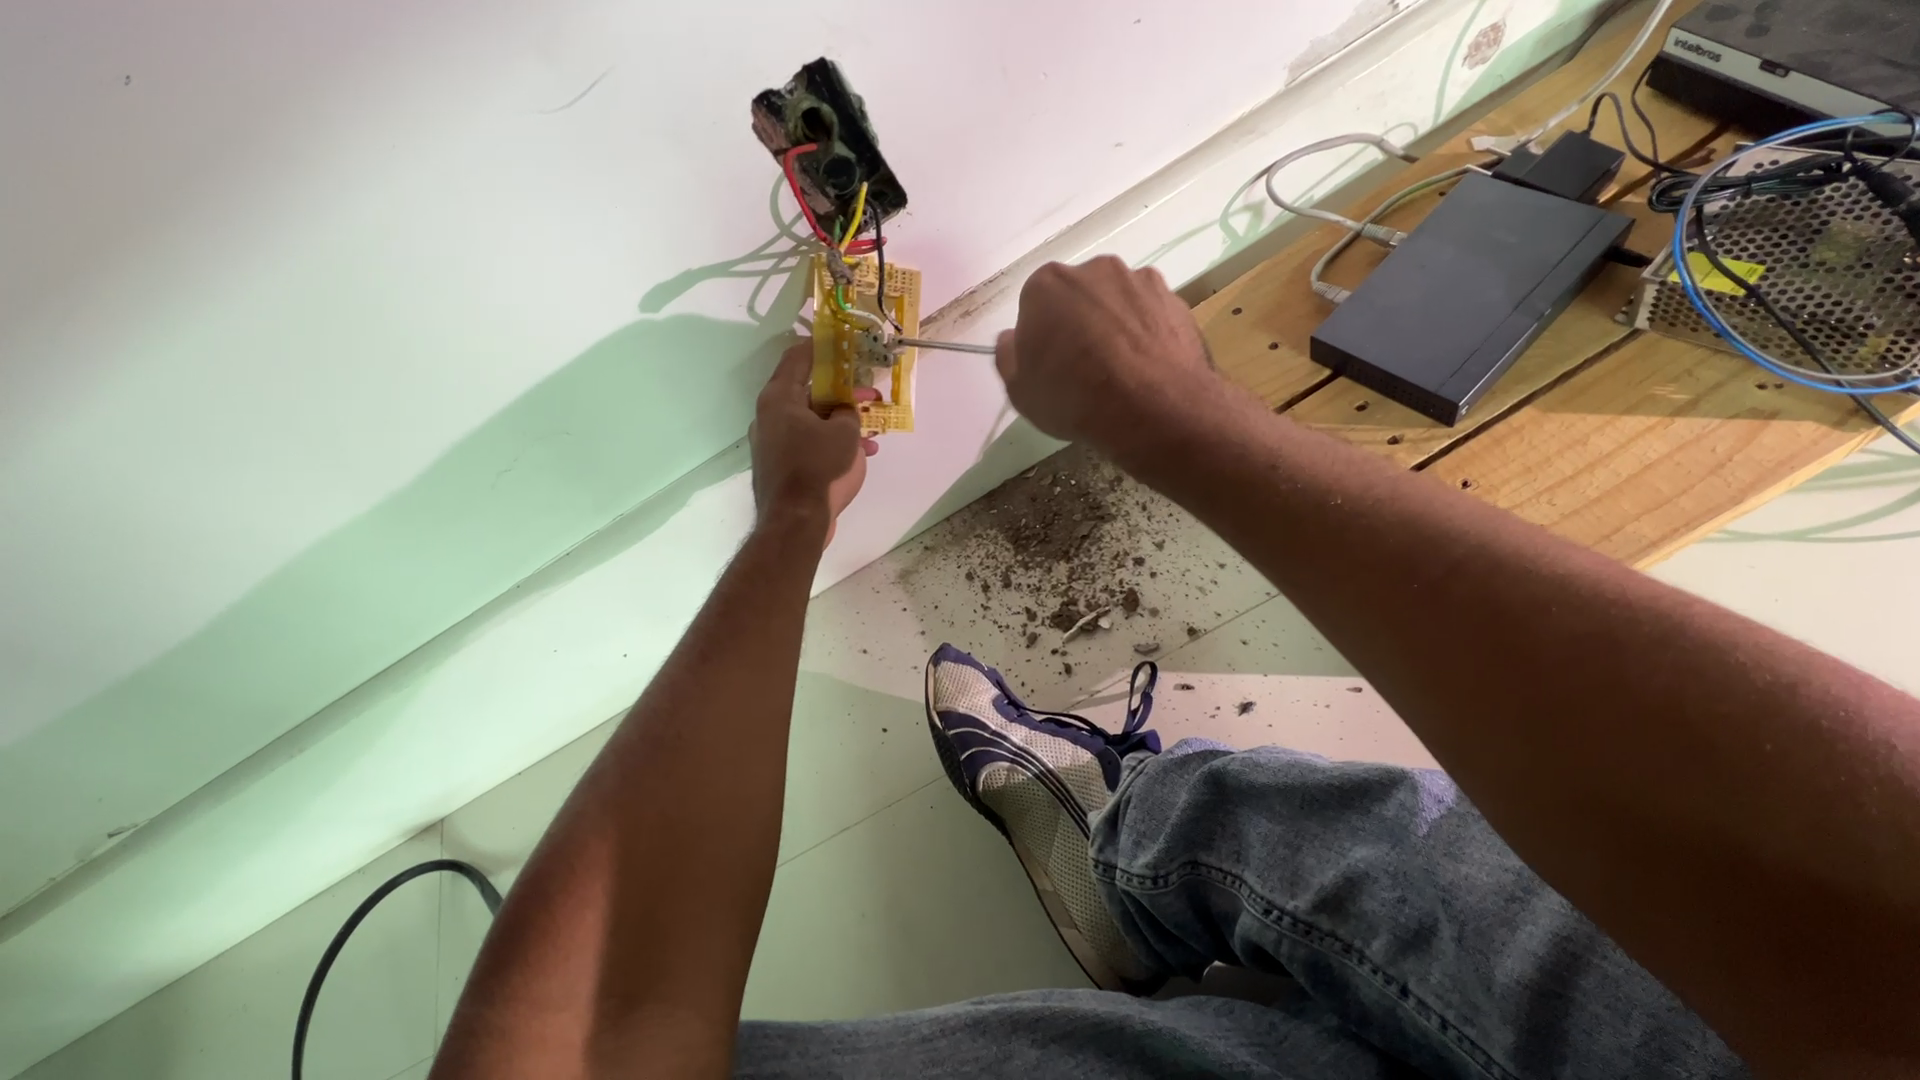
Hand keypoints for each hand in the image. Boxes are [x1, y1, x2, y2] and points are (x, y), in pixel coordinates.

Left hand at [749, 341, 878, 547]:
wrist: (795, 521)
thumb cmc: (819, 468)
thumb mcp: (845, 433)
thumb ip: (848, 412)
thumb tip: (844, 410)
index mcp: (778, 398)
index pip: (797, 357)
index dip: (820, 346)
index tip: (841, 342)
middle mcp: (769, 415)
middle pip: (807, 392)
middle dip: (842, 394)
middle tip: (869, 396)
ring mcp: (770, 442)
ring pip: (810, 421)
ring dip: (841, 423)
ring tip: (872, 433)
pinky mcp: (778, 465)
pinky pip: (807, 443)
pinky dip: (830, 443)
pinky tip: (858, 455)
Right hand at [995, 256, 1218, 454]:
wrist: (1153, 409)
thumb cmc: (1074, 398)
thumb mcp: (1020, 391)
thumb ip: (1009, 357)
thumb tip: (1012, 339)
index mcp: (1047, 284)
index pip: (1035, 304)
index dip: (1041, 336)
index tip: (1049, 365)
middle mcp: (1095, 270)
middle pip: (1079, 296)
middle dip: (1079, 323)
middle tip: (1084, 368)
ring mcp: (1140, 281)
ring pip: (1118, 303)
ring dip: (1116, 326)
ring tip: (1122, 372)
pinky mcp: (1177, 300)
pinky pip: (1151, 317)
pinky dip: (1148, 335)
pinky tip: (1149, 370)